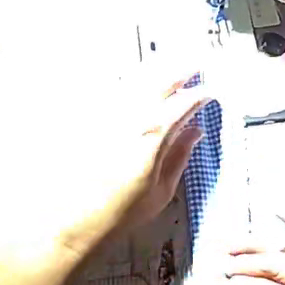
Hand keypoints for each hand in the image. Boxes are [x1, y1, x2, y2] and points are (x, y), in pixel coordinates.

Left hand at [43, 76, 208, 261]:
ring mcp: (106, 111)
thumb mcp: (161, 190)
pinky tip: (134, 81)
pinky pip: (111, 88)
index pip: (183, 103)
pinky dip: (128, 80)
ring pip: (135, 78)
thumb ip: (180, 155)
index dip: (200, 96)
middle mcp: (129, 113)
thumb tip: (195, 131)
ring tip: (168, 68)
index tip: (209, 94)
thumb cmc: (122, 211)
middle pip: (159, 80)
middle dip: (180, 70)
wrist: (75, 219)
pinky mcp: (87, 115)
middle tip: (195, 66)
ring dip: (155, 71)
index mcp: (152, 132)